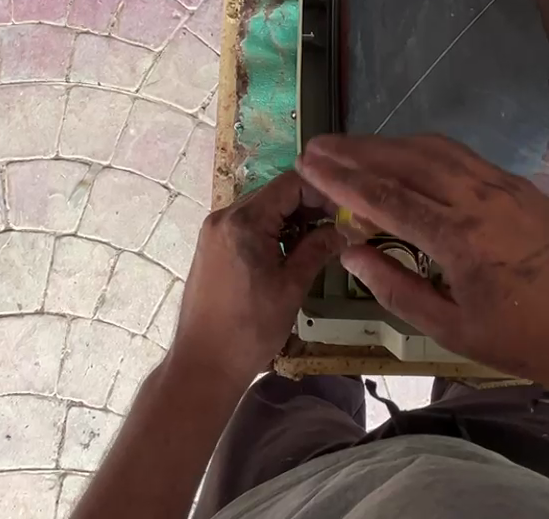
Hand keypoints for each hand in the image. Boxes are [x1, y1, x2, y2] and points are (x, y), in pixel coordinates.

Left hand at [169, 170, 343, 382]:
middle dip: (309, 204)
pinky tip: (291, 249)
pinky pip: (247, 223)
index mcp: (244, 221)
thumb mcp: (291, 287)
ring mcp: (214, 229)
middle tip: (338, 224)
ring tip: (319, 238)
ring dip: (291, 217)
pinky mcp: (211, 244)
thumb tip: (346, 229)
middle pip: (275, 193)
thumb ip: (317, 249)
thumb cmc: (250, 329)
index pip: (290, 183)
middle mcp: (224, 215)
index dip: (322, 191)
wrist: (202, 365)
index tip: (346, 209)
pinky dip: (271, 229)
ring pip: (262, 207)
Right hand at [296, 134, 548, 394]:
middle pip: (402, 160)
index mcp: (458, 238)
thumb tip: (351, 251)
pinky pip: (457, 153)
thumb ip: (397, 289)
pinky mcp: (514, 181)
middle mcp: (476, 198)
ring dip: (385, 143)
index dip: (341, 179)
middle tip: (317, 144)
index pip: (385, 197)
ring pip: (430, 148)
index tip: (307, 164)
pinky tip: (402, 153)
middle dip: (354, 150)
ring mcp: (499, 183)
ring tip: (349, 146)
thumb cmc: (526, 339)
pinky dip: (419, 147)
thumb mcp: (454, 330)